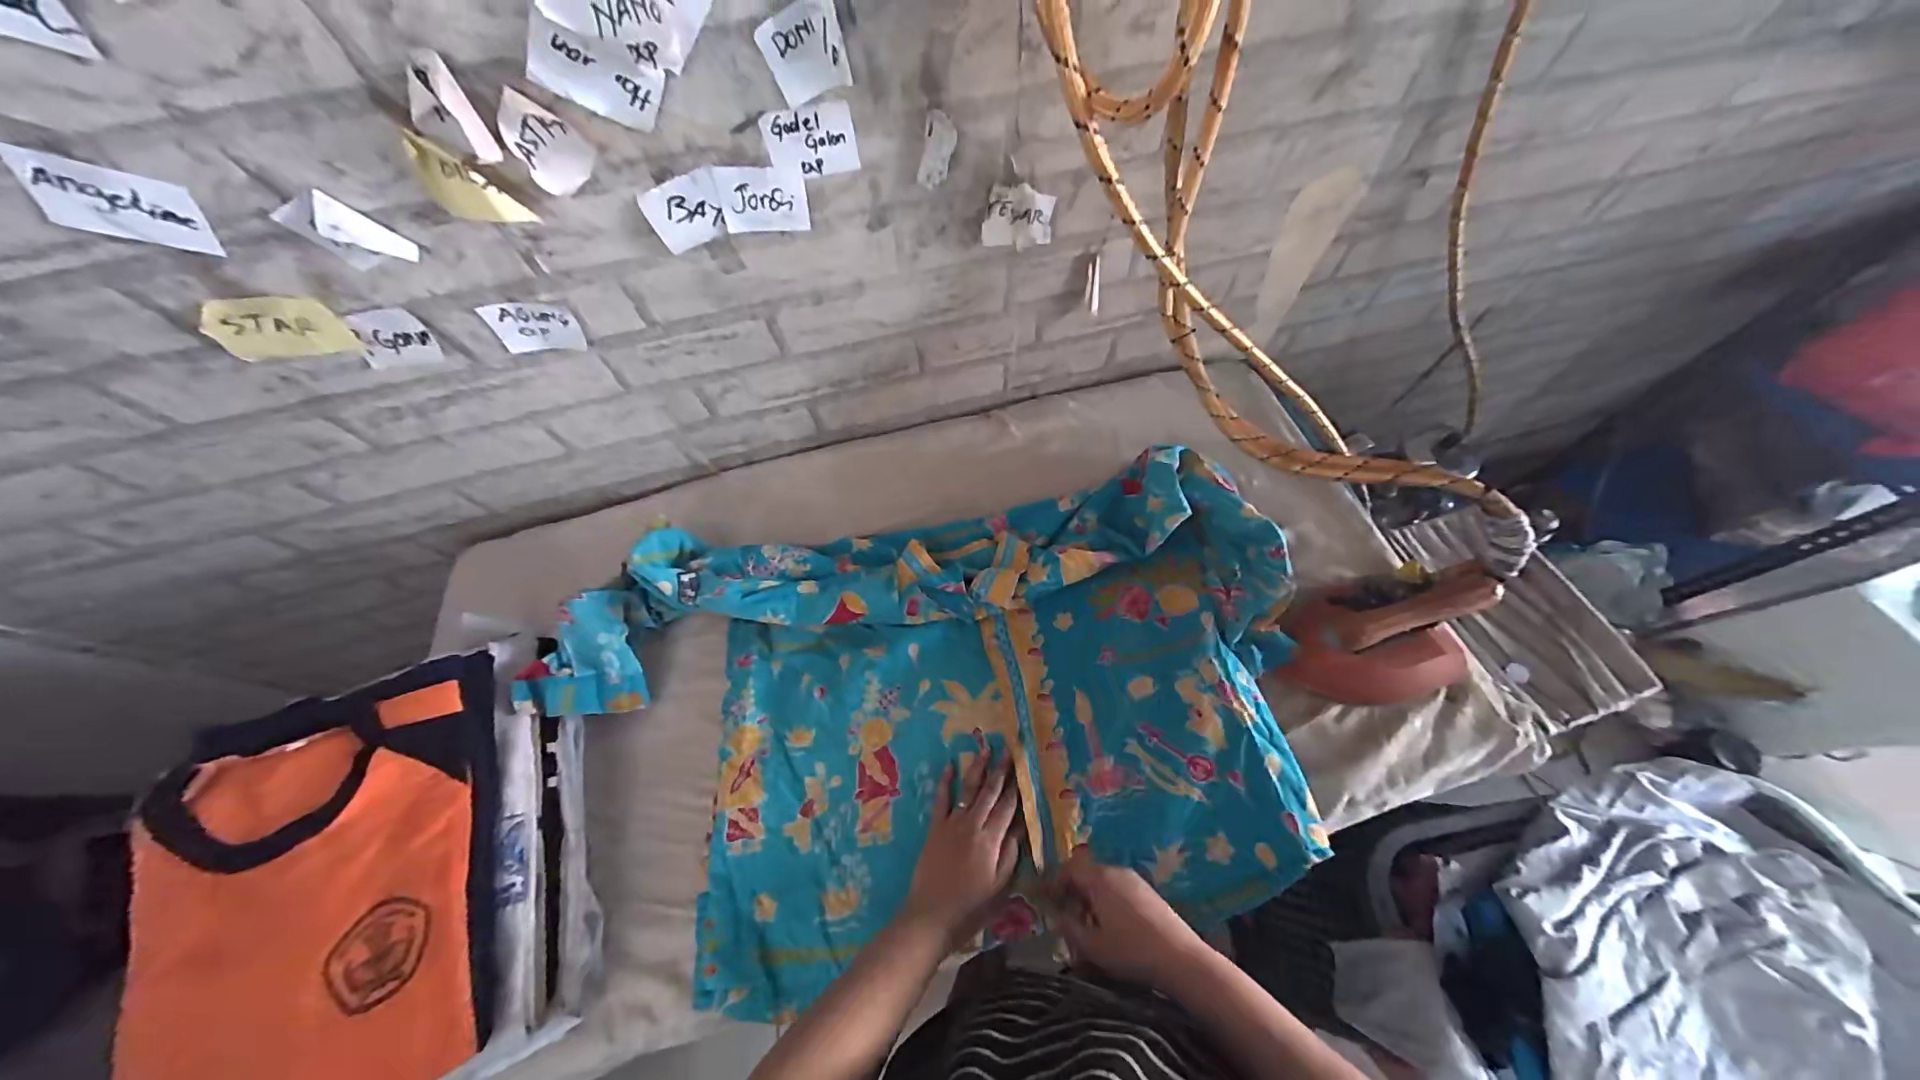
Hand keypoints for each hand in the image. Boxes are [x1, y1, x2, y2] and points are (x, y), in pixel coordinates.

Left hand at [898, 750, 1020, 947]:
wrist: (931, 915)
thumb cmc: (971, 907)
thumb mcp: (1000, 886)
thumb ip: (1010, 854)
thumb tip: (1020, 827)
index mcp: (991, 839)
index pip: (1008, 806)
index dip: (1017, 786)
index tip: (1024, 767)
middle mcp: (973, 825)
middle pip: (990, 792)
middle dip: (1001, 770)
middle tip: (1010, 750)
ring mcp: (952, 824)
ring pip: (968, 790)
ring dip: (977, 768)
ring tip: (985, 749)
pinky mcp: (935, 828)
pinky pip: (941, 799)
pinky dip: (945, 781)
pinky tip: (949, 766)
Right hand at [1048, 847, 1212, 992]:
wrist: (1181, 959)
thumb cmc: (1131, 951)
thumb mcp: (1092, 946)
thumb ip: (1069, 928)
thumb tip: (1060, 916)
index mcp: (1099, 878)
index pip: (1069, 869)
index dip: (1055, 884)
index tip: (1049, 902)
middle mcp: (1116, 871)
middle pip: (1087, 874)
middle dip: (1074, 894)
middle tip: (1068, 918)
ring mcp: (1136, 880)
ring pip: (1104, 883)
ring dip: (1092, 900)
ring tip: (1091, 927)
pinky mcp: (1150, 893)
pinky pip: (1120, 890)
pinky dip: (1109, 903)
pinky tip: (1114, 928)